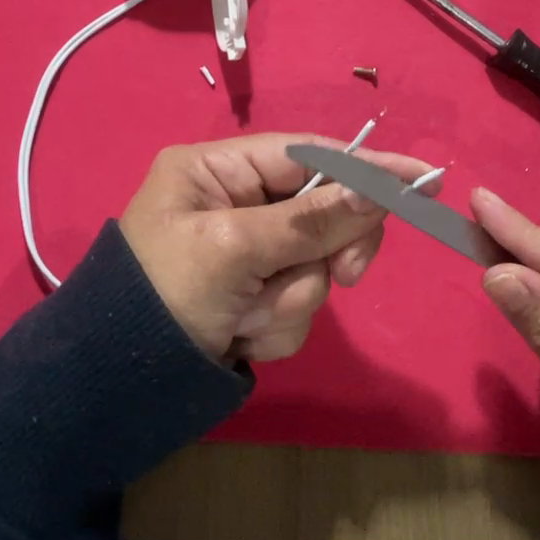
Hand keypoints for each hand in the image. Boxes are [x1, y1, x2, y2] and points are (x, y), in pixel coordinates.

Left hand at [118, 133, 437, 362]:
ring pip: (313, 265)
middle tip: (344, 277)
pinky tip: (237, 334)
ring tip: (242, 315)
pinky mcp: (251, 294)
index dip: (365, 166)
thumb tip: (378, 190)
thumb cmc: (164, 294)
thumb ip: (310, 220)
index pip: (307, 154)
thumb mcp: (235, 248)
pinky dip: (273, 323)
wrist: (116, 385)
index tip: (424, 179)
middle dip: (325, 251)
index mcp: (216, 169)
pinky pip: (294, 303)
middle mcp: (233, 202)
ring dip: (287, 298)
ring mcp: (245, 252)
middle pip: (320, 210)